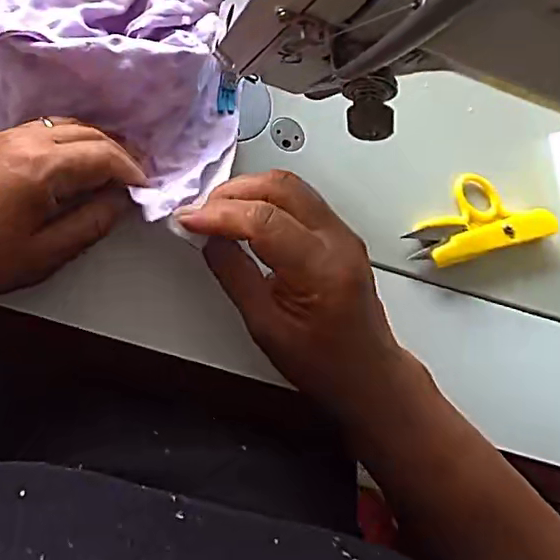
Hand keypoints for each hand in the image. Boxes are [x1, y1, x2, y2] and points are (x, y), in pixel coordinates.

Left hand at [0, 117, 144, 305]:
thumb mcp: (42, 254)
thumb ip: (89, 224)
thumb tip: (118, 202)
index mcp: (44, 165)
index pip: (104, 154)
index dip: (131, 170)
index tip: (145, 189)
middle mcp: (29, 139)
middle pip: (89, 132)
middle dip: (118, 152)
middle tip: (134, 178)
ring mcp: (9, 136)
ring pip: (68, 125)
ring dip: (94, 142)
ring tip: (109, 170)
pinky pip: (46, 128)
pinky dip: (70, 139)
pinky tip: (72, 164)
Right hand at [176, 170, 412, 418]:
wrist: (369, 375)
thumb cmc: (325, 363)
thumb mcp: (265, 327)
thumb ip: (233, 275)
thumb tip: (207, 238)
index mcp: (322, 270)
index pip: (264, 220)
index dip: (220, 214)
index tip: (190, 219)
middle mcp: (337, 241)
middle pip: (278, 187)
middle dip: (231, 193)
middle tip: (200, 213)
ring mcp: (341, 231)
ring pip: (287, 184)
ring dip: (246, 190)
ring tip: (216, 212)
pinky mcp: (336, 228)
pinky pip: (296, 195)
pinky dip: (262, 196)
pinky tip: (242, 212)